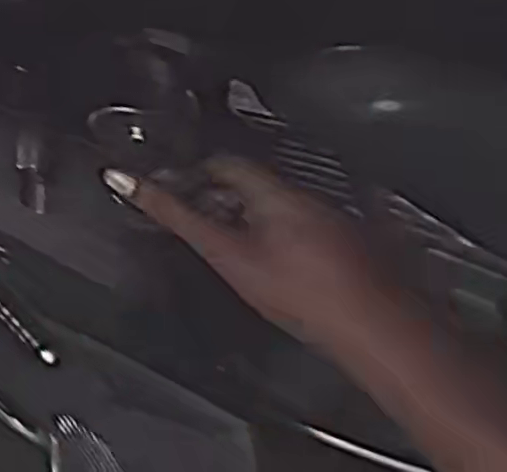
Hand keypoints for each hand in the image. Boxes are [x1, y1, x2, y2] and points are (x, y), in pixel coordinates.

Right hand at [109, 157, 410, 352]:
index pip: (224, 162)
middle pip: (254, 184)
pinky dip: (286, 238)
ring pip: (284, 208)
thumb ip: (168, 211)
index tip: (174, 186)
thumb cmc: (304, 294)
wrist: (387, 344)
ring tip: (232, 244)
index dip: (193, 171)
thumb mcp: (220, 250)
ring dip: (253, 217)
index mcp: (278, 193)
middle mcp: (315, 202)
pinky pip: (312, 230)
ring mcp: (346, 227)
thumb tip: (119, 178)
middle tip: (196, 217)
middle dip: (220, 196)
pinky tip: (278, 264)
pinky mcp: (367, 253)